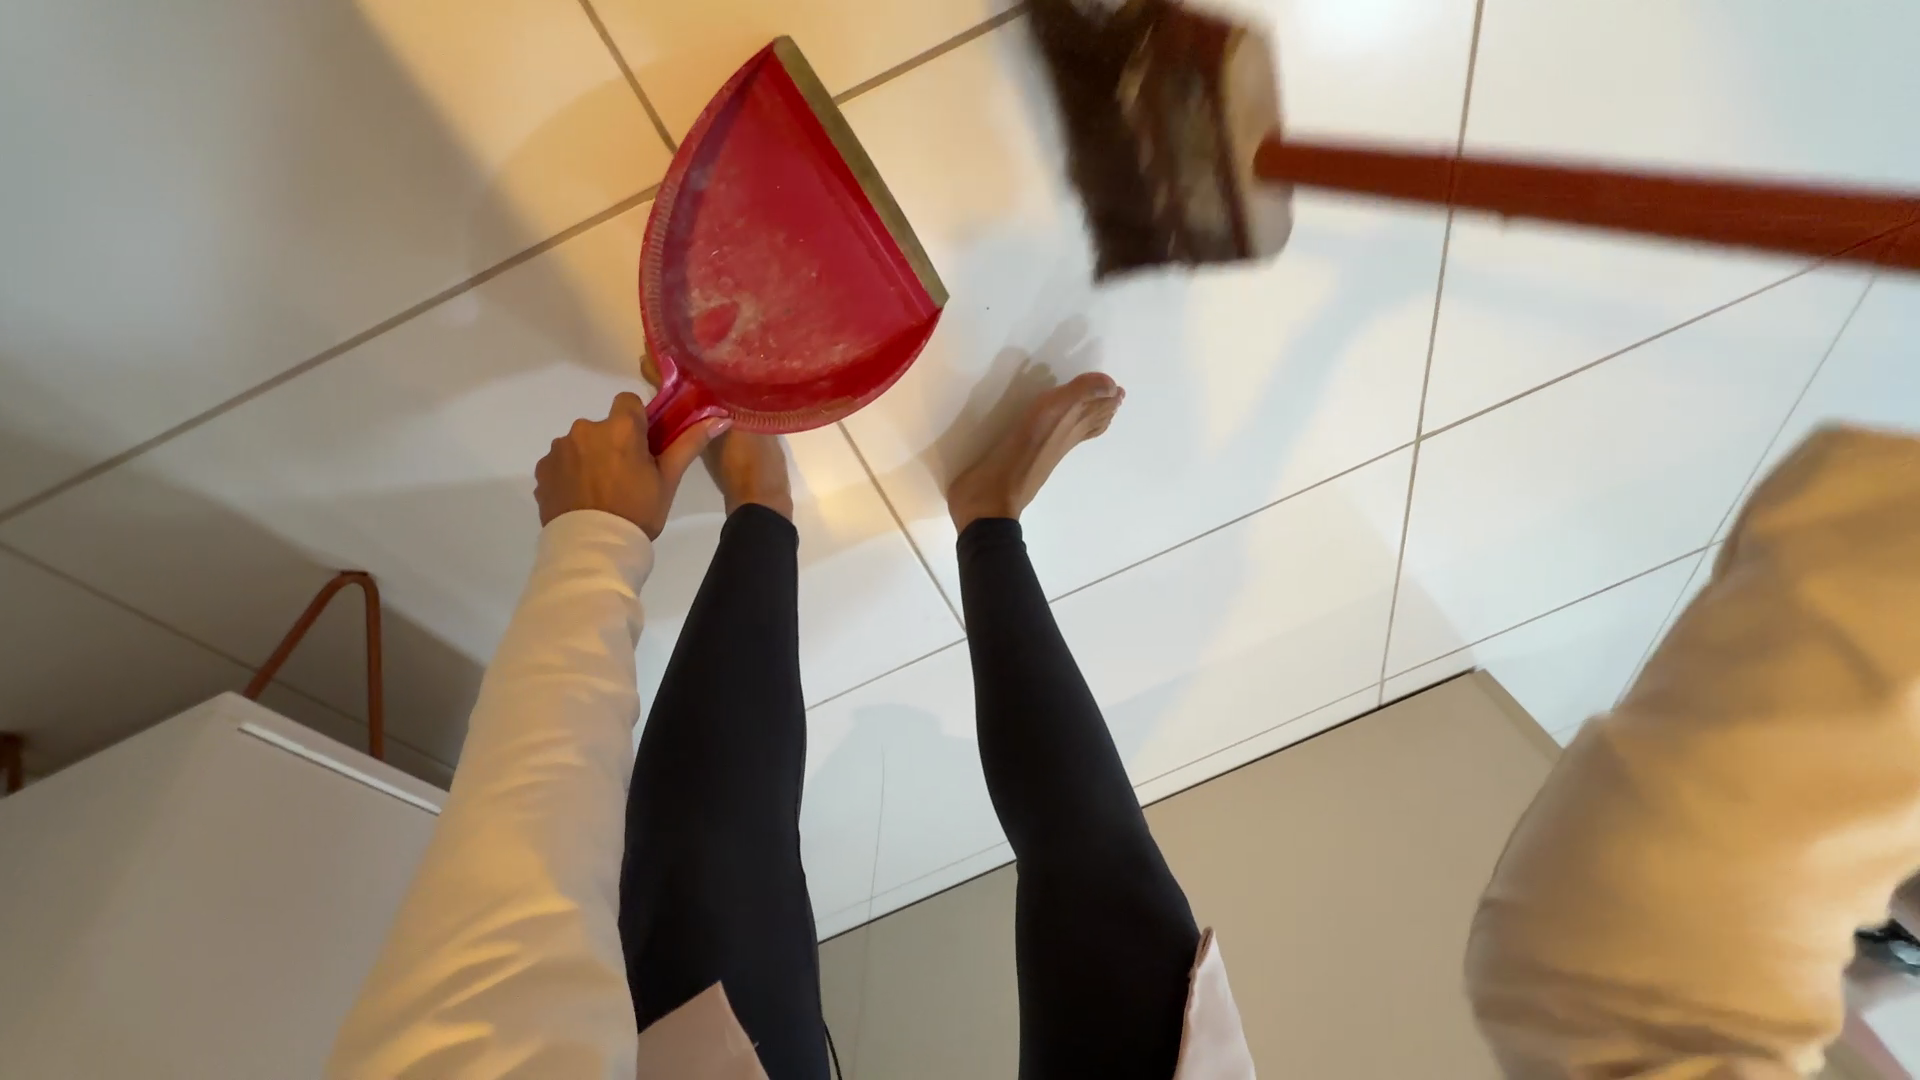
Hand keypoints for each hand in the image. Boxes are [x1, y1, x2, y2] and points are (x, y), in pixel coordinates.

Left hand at [535, 392, 727, 538]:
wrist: (595, 547)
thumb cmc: (638, 511)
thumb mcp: (669, 479)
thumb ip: (690, 443)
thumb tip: (720, 418)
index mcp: (620, 428)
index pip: (628, 402)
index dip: (637, 422)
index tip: (644, 446)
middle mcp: (585, 429)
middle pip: (603, 426)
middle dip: (613, 443)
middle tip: (625, 477)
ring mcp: (560, 449)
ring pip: (581, 444)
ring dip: (590, 458)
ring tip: (601, 491)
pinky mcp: (542, 469)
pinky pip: (561, 463)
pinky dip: (571, 474)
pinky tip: (582, 498)